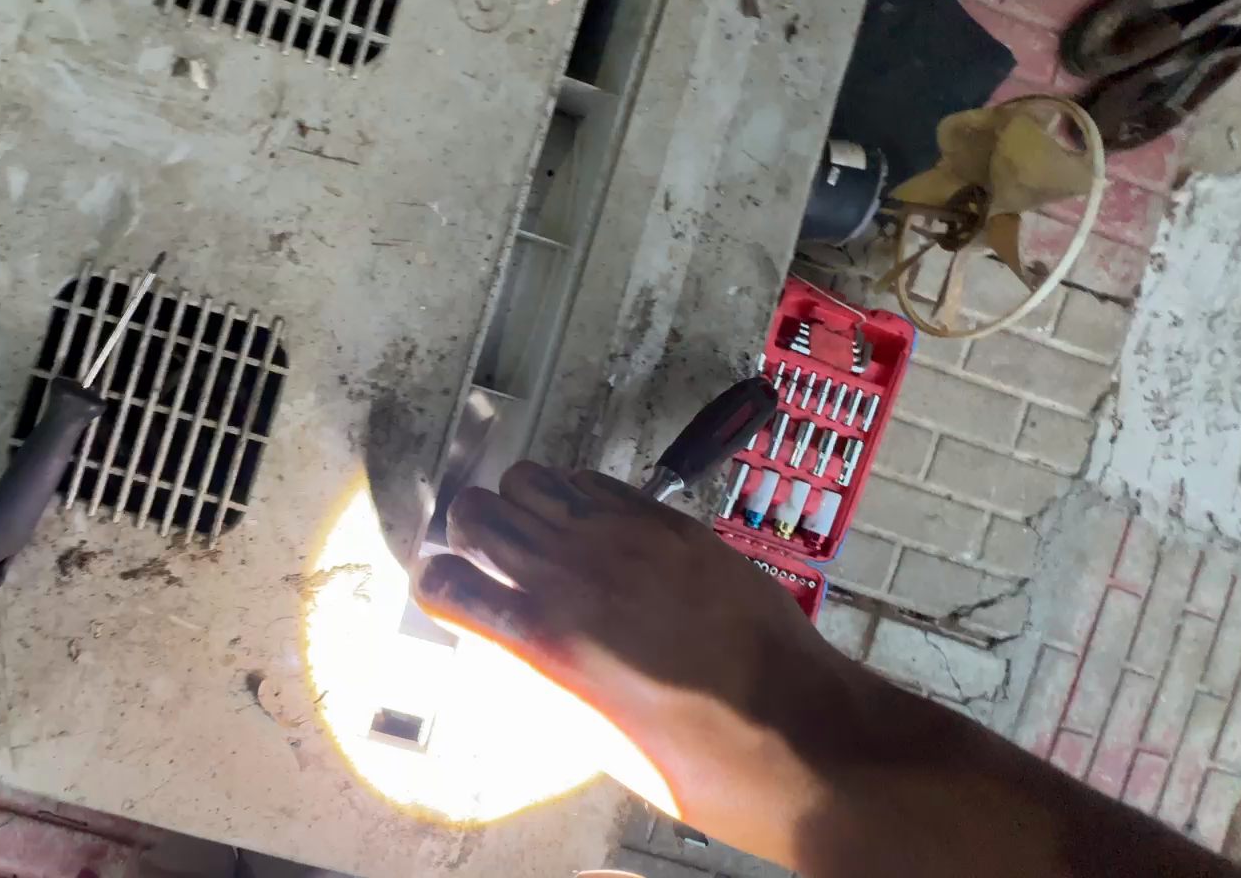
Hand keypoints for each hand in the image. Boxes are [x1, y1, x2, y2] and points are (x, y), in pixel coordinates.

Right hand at [416, 461, 864, 860]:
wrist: (804, 739)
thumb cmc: (687, 761)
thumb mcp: (583, 736)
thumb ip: (524, 669)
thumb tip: (489, 626)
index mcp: (541, 639)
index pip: (444, 581)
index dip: (436, 583)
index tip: (449, 590)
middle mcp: (566, 574)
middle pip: (472, 512)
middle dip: (468, 533)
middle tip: (490, 555)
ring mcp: (616, 536)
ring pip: (523, 478)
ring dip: (518, 505)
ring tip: (542, 533)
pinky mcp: (662, 519)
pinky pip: (586, 478)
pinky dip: (572, 496)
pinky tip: (592, 526)